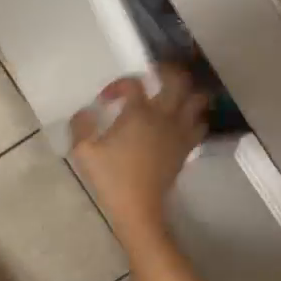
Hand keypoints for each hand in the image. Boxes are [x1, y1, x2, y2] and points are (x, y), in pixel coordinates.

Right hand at [68, 67, 207, 247]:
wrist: (138, 208)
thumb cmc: (110, 178)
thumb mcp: (83, 152)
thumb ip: (81, 125)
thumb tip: (85, 111)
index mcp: (138, 113)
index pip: (133, 83)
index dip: (118, 85)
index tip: (105, 100)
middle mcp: (164, 116)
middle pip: (178, 80)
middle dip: (167, 72)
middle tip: (154, 75)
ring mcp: (180, 131)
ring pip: (197, 100)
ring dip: (187, 93)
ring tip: (172, 95)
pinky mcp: (187, 147)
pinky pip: (200, 124)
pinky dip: (193, 117)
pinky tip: (180, 122)